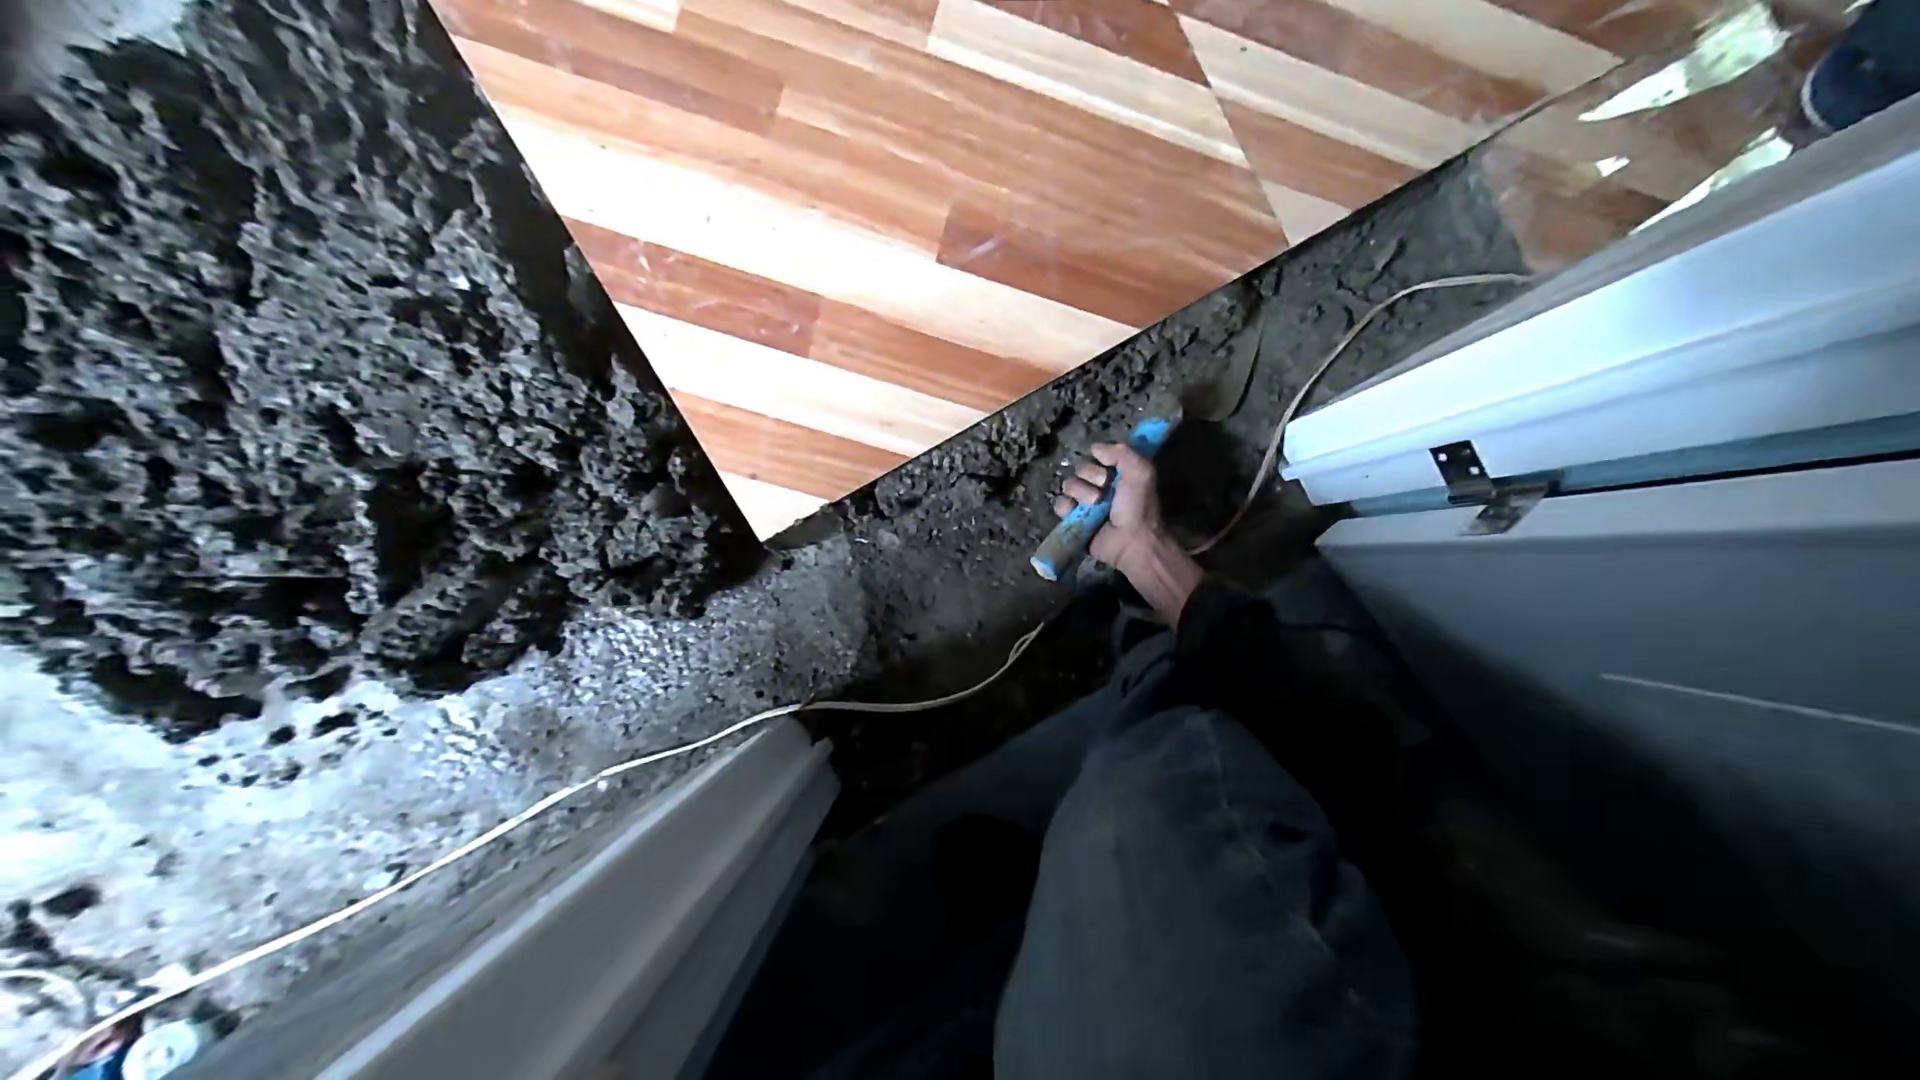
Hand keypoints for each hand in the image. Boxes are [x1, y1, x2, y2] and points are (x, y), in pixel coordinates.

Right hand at [1053, 443, 1203, 623]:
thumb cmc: (1138, 506)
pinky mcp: (1073, 519)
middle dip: (1090, 476)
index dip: (1100, 460)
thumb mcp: (1141, 471)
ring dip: (1081, 492)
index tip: (1110, 469)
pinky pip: (1060, 505)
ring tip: (1095, 504)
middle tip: (1104, 490)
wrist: (1131, 540)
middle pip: (1080, 469)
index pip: (1095, 456)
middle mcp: (1098, 485)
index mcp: (1115, 473)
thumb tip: (1095, 449)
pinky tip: (1076, 512)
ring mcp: (1084, 503)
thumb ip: (1122, 452)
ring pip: (1069, 485)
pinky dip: (1066, 507)